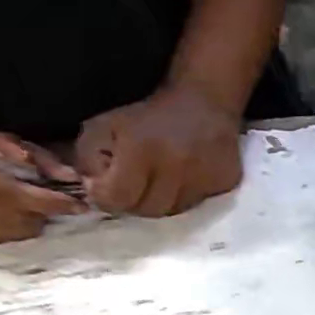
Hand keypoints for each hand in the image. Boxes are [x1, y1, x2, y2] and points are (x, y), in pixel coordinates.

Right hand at [0, 127, 82, 244]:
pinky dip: (4, 229)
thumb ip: (36, 157)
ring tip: (13, 204)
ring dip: (24, 221)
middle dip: (40, 211)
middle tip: (39, 199)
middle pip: (19, 219)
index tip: (80, 205)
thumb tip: (72, 178)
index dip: (53, 202)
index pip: (16, 196)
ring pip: (9, 233)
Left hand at [75, 85, 241, 217]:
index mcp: (141, 150)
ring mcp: (205, 179)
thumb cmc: (149, 116)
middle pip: (148, 210)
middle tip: (132, 187)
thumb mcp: (103, 126)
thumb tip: (94, 189)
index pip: (118, 197)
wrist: (205, 104)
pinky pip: (198, 203)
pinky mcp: (225, 184)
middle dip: (134, 202)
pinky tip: (184, 178)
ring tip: (159, 182)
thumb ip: (89, 159)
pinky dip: (186, 196)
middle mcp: (176, 168)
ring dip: (162, 201)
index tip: (106, 189)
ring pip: (174, 210)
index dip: (106, 198)